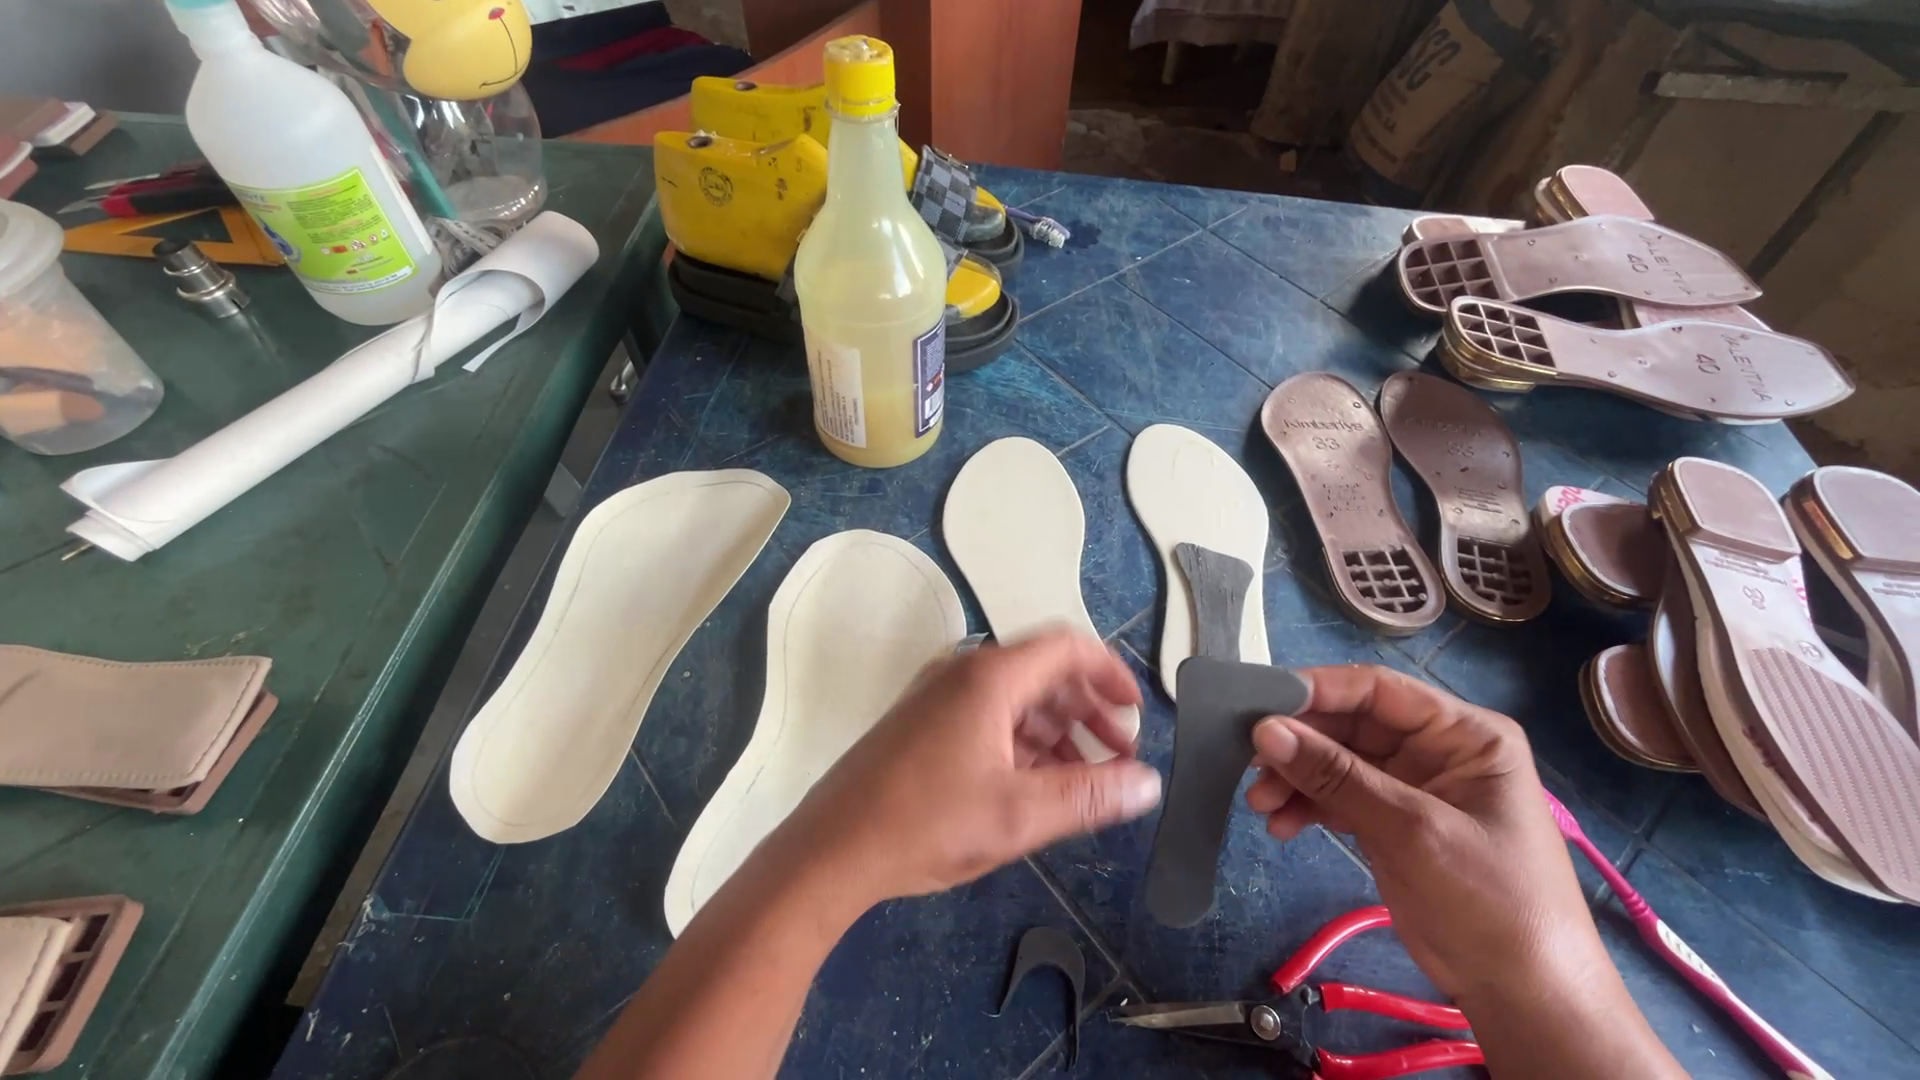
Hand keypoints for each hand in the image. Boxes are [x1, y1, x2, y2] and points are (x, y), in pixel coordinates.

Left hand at [782, 628, 1162, 905]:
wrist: (832, 848)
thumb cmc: (927, 823)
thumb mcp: (1019, 815)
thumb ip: (1090, 795)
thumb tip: (1148, 782)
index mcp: (990, 677)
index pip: (1067, 648)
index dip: (1110, 672)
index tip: (1136, 711)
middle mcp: (964, 672)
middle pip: (1043, 673)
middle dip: (1087, 710)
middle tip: (1117, 754)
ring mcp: (939, 696)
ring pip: (1016, 698)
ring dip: (1057, 731)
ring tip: (1083, 778)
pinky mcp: (923, 722)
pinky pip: (988, 716)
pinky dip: (1022, 741)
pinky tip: (1036, 783)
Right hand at [1245, 664, 1599, 999]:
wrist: (1524, 995)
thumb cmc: (1490, 900)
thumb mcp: (1412, 830)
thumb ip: (1336, 776)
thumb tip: (1264, 731)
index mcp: (1462, 733)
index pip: (1377, 690)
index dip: (1317, 691)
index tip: (1259, 704)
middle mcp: (1434, 749)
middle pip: (1347, 726)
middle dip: (1298, 745)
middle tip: (1249, 764)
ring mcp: (1410, 786)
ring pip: (1334, 762)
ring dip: (1294, 779)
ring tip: (1260, 806)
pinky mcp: (1389, 821)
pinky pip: (1335, 797)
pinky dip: (1305, 807)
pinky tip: (1282, 827)